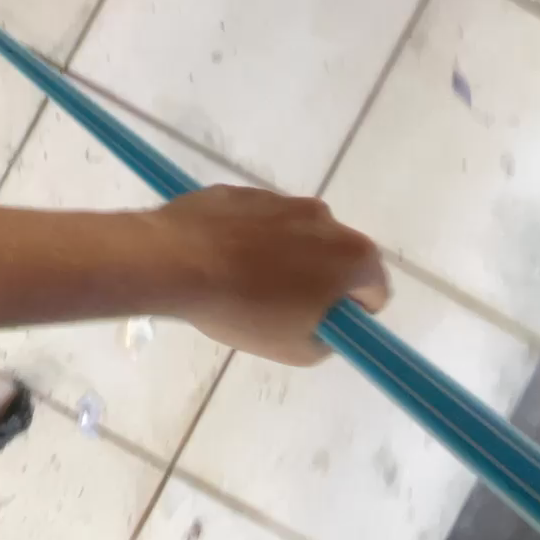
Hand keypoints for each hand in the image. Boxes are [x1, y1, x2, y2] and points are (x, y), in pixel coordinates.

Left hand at [156, 187, 389, 366]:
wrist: (169, 260)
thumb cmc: (241, 308)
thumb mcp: (299, 349)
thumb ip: (328, 338)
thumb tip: (322, 324)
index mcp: (353, 255)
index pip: (370, 290)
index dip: (346, 312)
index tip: (315, 321)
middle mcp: (319, 217)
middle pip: (329, 255)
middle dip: (311, 277)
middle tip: (273, 301)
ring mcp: (271, 198)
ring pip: (286, 233)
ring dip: (273, 252)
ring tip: (235, 277)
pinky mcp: (229, 191)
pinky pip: (246, 218)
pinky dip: (238, 233)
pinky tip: (213, 254)